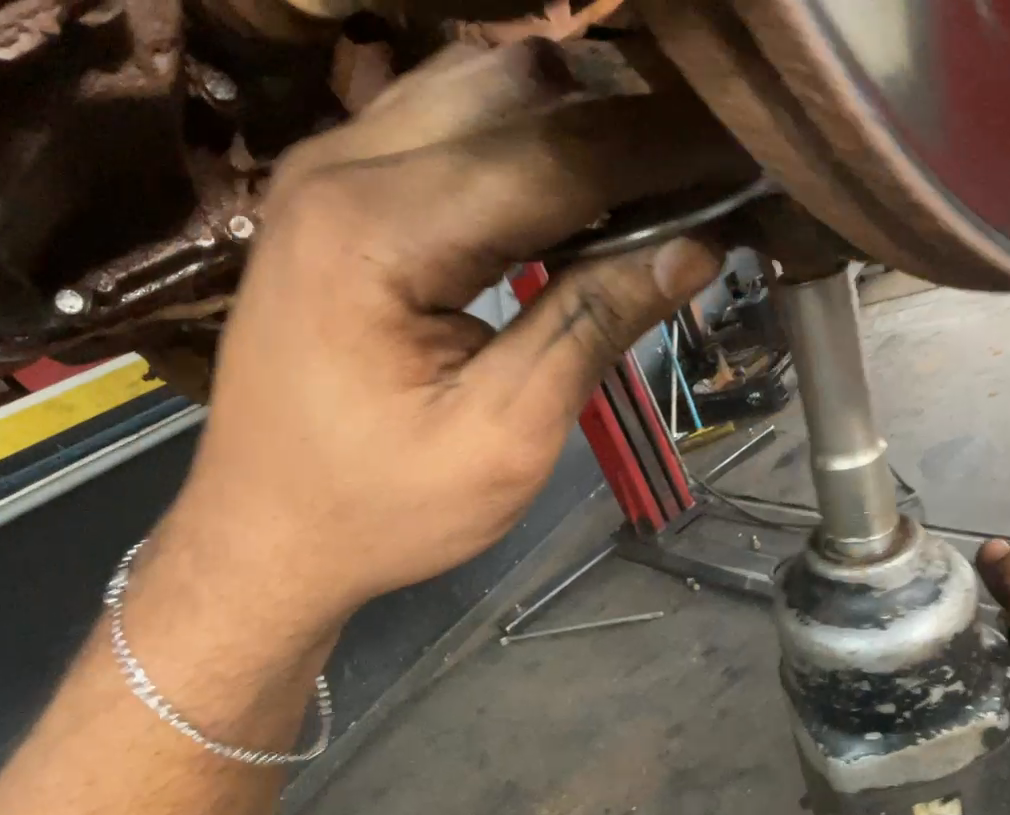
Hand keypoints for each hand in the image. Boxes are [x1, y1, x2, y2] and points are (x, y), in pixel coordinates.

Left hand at [153, 42, 744, 636]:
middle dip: (624, 125)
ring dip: (574, 124)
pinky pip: (445, 121)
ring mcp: (328, 166)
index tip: (745, 155)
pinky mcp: (334, 189)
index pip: (555, 155)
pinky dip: (522, 140)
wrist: (263, 533)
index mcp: (376, 231)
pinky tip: (570, 197)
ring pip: (480, 87)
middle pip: (518, 92)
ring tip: (649, 187)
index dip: (662, 151)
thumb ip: (592, 326)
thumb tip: (694, 247)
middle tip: (705, 178)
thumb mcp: (503, 439)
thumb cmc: (380, 509)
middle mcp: (341, 165)